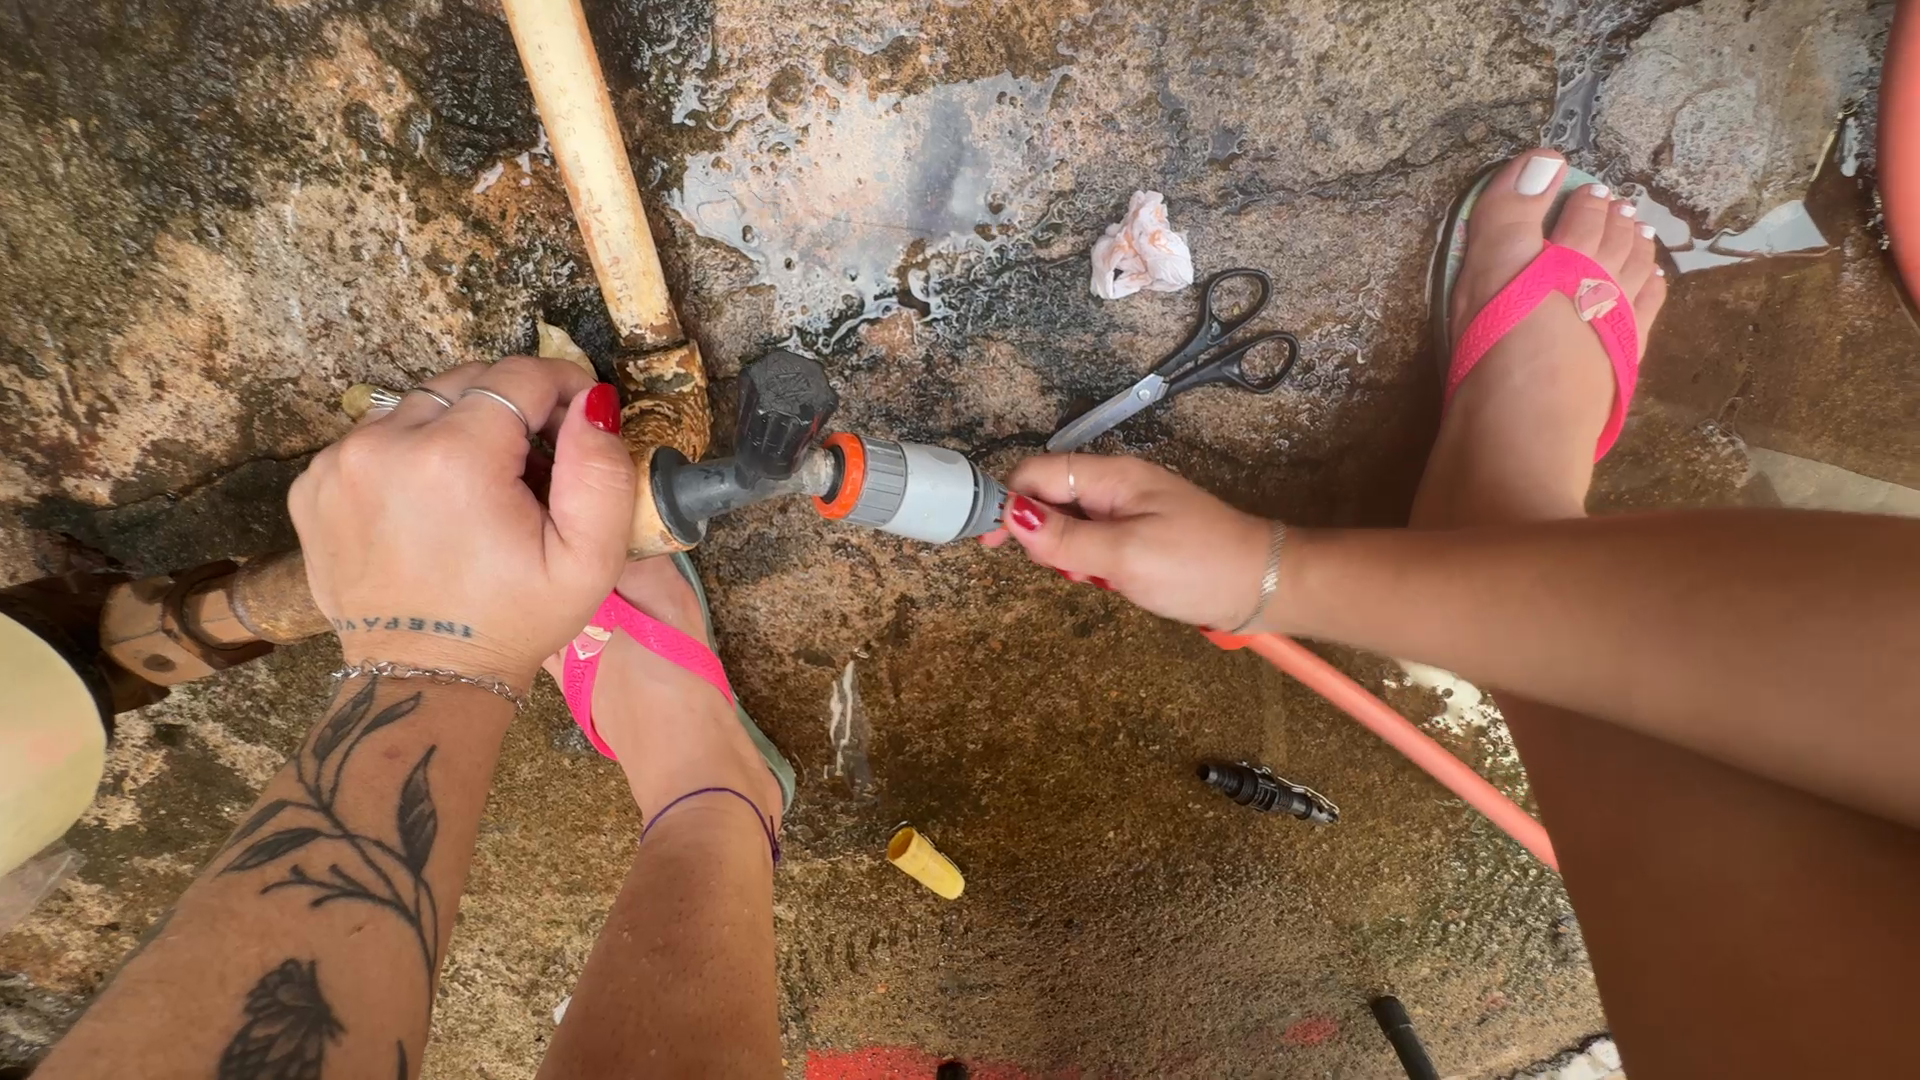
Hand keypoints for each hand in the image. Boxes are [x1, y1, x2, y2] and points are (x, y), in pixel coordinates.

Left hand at [289, 356, 634, 689]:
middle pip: (468, 381)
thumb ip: (602, 473)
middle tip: (546, 458)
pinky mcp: (314, 483)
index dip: (564, 385)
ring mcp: (337, 463)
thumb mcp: (591, 559)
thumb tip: (593, 405)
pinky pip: (383, 435)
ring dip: (469, 425)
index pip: (518, 376)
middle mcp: (382, 445)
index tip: (584, 419)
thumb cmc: (520, 617)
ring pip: (424, 404)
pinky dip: (422, 449)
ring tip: (495, 482)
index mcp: (453, 459)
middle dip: (518, 404)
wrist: (428, 672)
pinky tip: (444, 497)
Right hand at [984, 454, 1272, 629]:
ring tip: (1098, 578)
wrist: (1264, 587)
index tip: (992, 543)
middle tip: (1069, 568)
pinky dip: (1090, 561)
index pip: (1037, 473)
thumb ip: (1065, 538)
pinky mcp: (1138, 533)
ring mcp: (1128, 509)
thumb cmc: (1195, 567)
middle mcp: (1115, 485)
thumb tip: (1011, 516)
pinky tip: (1109, 580)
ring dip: (1068, 552)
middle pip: (1050, 497)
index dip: (1009, 502)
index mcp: (1112, 476)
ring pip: (1070, 523)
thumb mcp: (1124, 556)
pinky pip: (1093, 540)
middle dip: (1043, 534)